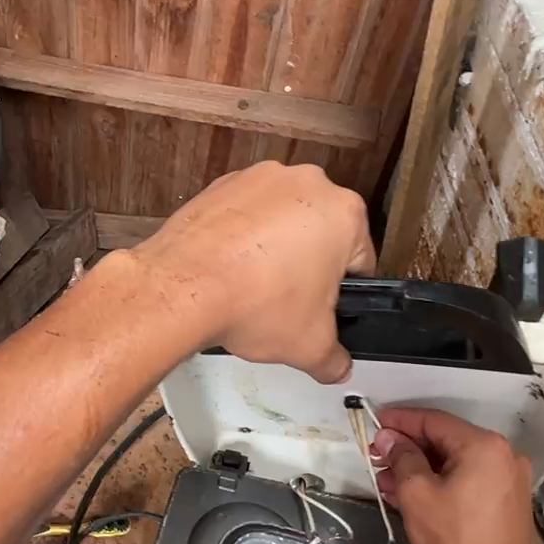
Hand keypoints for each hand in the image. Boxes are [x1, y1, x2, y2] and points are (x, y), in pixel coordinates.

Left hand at [127, 161, 374, 383]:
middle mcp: (306, 183)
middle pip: (319, 233)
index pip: (360, 260)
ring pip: (280, 220)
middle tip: (287, 301)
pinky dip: (240, 236)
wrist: (184, 286)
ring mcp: (260, 178)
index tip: (323, 308)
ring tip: (254, 286)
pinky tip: (229, 267)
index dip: (343, 291)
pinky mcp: (222, 183)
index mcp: (345, 213)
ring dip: (273, 247)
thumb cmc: (254, 303)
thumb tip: (337, 366)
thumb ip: (335, 359)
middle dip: (307, 264)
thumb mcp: (310, 347)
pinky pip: (243, 213)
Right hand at [371, 407, 534, 543]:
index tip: (374, 423)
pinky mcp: (507, 503)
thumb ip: (401, 456)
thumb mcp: (416, 492)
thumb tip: (388, 438)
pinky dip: (439, 483)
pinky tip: (411, 495)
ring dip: (420, 469)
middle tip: (376, 457)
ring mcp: (509, 481)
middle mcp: (504, 456)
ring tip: (386, 482)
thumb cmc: (453, 541)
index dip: (399, 421)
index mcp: (485, 446)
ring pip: (454, 463)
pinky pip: (467, 480)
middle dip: (407, 449)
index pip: (433, 420)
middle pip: (445, 441)